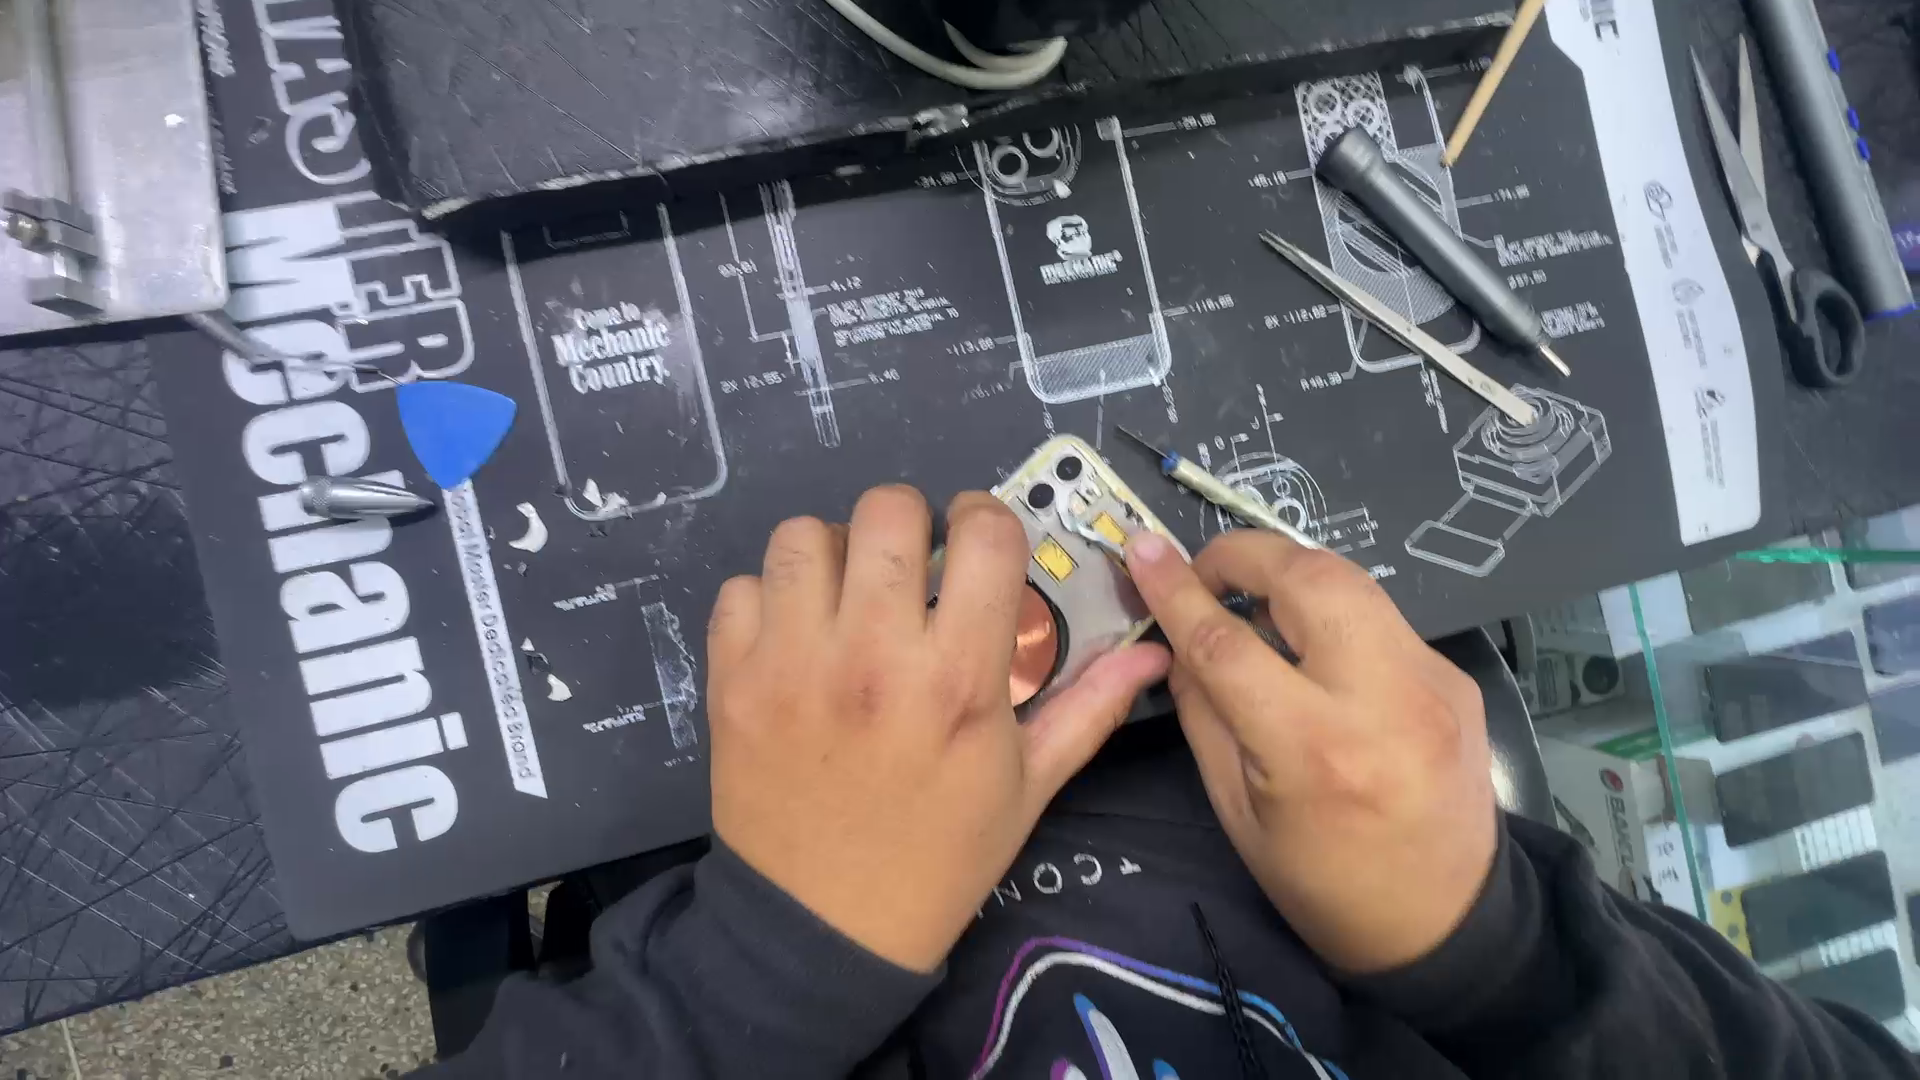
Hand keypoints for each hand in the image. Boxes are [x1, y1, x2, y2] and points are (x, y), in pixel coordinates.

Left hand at [707, 485, 1170, 971]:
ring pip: (802, 535)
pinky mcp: (730, 680)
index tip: (976, 538)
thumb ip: (1092, 706)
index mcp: (958, 677)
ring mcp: (789, 663)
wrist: (821, 929)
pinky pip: (741, 588)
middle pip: (885, 510)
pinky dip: (768, 598)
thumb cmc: (939, 853)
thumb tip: (1154, 652)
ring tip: (846, 592)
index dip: (986, 517)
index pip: (984, 535)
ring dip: (832, 550)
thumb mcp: (1028, 785)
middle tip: (909, 562)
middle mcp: (872, 654)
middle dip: (907, 520)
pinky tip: (791, 636)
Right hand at [1126, 530, 1497, 974]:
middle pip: (1307, 578)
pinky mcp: (1456, 675)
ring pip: (1348, 577)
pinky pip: (1374, 613)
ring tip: (1249, 601)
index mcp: (1313, 749)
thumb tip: (1181, 635)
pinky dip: (1325, 609)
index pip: (1226, 642)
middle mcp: (1383, 699)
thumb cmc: (1318, 879)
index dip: (1175, 589)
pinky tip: (1308, 647)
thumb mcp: (1233, 806)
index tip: (1141, 550)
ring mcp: (1433, 680)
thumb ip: (1201, 709)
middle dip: (1241, 554)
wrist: (1447, 925)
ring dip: (1284, 571)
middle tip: (1203, 573)